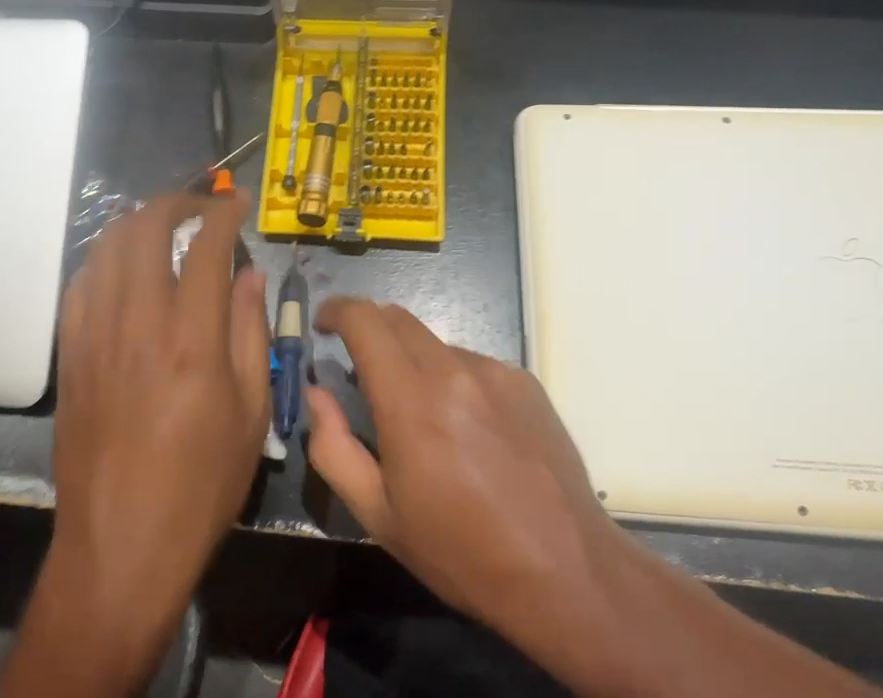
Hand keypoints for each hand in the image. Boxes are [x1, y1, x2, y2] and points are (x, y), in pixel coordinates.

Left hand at [0, 191, 267, 696]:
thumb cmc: (201, 485)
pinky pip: (80, 285)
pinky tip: (123, 269)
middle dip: (175, 203)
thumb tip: (250, 277)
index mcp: (193, 340)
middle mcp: (138, 323)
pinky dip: (104, 259)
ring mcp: (95, 336)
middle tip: (199, 207)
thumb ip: (250, 333)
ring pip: (106, 248)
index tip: (235, 201)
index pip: (206, 247)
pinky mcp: (69, 355)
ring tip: (162, 227)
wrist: (122, 541)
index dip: (223, 212)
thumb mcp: (250, 414)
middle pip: (146, 230)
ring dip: (136, 223)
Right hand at [304, 299, 611, 629]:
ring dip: (413, 362)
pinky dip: (453, 380)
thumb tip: (318, 394)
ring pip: (437, 345)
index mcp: (412, 401)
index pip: (366, 321)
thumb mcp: (378, 515)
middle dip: (369, 330)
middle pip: (399, 319)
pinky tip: (466, 431)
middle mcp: (456, 371)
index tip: (324, 325)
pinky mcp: (527, 385)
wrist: (564, 571)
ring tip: (419, 418)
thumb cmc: (460, 551)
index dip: (338, 311)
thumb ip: (333, 448)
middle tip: (357, 368)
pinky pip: (474, 365)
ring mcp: (498, 374)